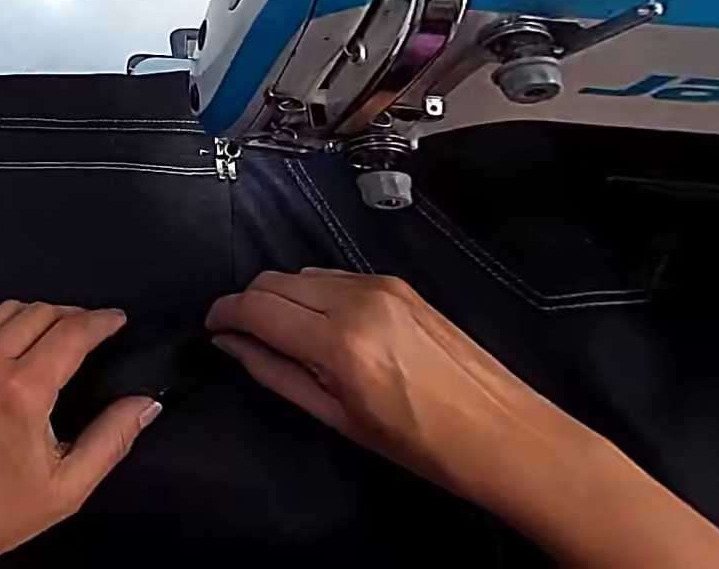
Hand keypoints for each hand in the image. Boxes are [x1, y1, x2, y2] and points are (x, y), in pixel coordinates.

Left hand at [0, 302, 160, 568]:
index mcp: (20, 394)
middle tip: (93, 331)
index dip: (102, 320)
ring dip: (43, 315)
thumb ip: (112, 439)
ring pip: (15, 308)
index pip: (73, 332)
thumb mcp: (66, 488)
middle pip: (46, 311)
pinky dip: (11, 325)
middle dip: (76, 315)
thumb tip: (145, 403)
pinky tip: (22, 346)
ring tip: (61, 334)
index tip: (117, 319)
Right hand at [207, 270, 718, 568]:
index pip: (257, 307)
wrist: (508, 434)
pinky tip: (322, 321)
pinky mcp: (393, 278)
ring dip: (279, 295)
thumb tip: (228, 343)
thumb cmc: (420, 445)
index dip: (223, 311)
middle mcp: (353, 298)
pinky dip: (311, 291)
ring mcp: (376, 282)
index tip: (209, 324)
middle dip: (247, 301)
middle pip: (273, 280)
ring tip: (285, 331)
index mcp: (338, 343)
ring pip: (300, 272)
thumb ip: (275, 373)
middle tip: (241, 332)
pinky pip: (330, 274)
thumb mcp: (339, 420)